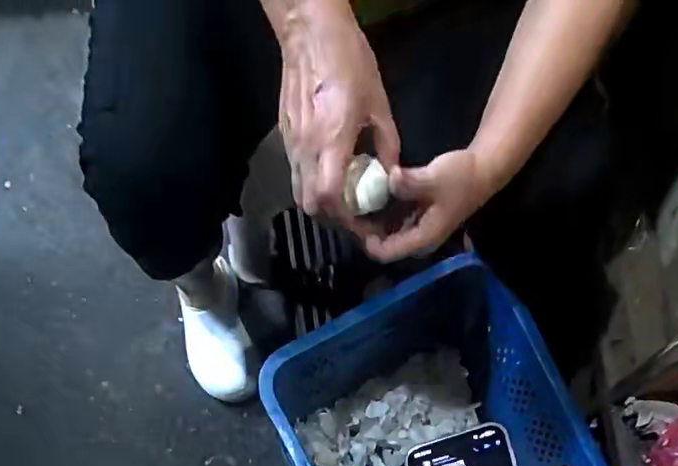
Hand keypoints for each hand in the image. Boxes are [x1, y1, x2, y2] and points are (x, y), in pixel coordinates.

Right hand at [277, 3, 401, 232]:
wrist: (309, 31)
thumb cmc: (348, 61)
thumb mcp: (378, 102)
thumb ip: (386, 143)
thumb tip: (391, 172)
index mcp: (331, 142)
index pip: (330, 198)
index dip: (345, 218)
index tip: (362, 221)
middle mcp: (307, 149)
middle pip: (311, 205)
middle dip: (332, 218)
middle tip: (352, 216)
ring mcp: (292, 145)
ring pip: (300, 193)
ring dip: (320, 204)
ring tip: (341, 199)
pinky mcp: (286, 138)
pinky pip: (296, 175)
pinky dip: (312, 185)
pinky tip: (329, 175)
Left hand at [362, 149, 494, 262]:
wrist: (482, 171)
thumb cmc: (462, 177)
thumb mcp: (435, 177)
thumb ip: (410, 182)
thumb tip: (390, 179)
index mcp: (422, 239)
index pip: (386, 253)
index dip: (366, 240)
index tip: (352, 220)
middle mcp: (418, 242)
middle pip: (384, 247)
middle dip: (366, 232)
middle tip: (348, 211)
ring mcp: (417, 232)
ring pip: (387, 236)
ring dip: (371, 223)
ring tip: (354, 204)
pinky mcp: (417, 221)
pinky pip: (393, 224)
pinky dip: (381, 215)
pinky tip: (370, 198)